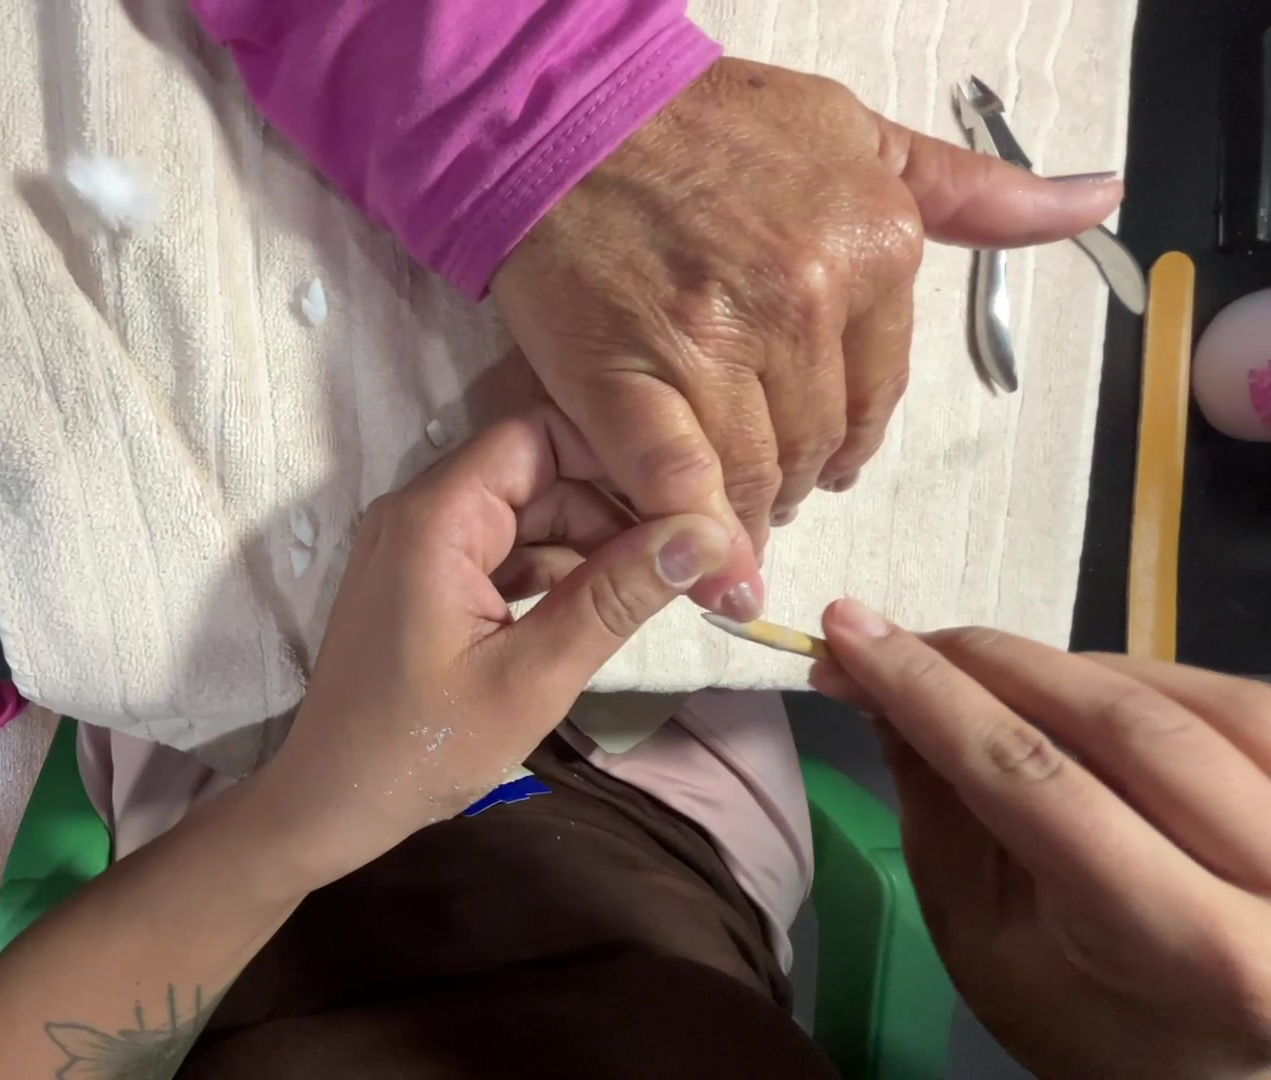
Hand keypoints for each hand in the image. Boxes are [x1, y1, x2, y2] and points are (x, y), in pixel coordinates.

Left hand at [250, 407, 731, 881]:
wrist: (332, 796)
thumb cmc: (424, 745)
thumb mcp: (532, 675)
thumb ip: (615, 596)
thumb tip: (703, 534)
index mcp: (435, 516)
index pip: (538, 433)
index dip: (616, 454)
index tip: (688, 499)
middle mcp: (419, 510)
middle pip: (534, 472)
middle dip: (611, 509)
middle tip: (691, 559)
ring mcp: (416, 543)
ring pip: (521, 512)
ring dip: (586, 543)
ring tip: (658, 587)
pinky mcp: (422, 576)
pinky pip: (498, 549)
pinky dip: (548, 569)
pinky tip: (597, 603)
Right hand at [491, 58, 1124, 621]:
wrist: (569, 132)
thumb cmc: (698, 129)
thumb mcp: (850, 133)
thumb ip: (960, 187)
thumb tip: (1086, 207)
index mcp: (869, 250)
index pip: (871, 394)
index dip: (844, 448)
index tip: (819, 474)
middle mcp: (801, 306)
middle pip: (811, 443)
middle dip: (793, 489)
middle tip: (765, 508)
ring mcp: (710, 351)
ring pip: (750, 470)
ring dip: (746, 520)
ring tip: (730, 540)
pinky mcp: (626, 384)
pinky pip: (674, 478)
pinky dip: (694, 534)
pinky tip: (714, 580)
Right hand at [811, 600, 1270, 1079]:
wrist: (1214, 1064)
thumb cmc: (1075, 1008)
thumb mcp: (969, 918)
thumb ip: (928, 793)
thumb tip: (864, 682)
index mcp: (1188, 947)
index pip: (1030, 776)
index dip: (923, 688)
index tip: (846, 628)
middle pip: (1119, 724)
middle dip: (979, 659)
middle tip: (888, 635)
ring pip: (1184, 698)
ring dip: (1052, 665)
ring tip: (972, 671)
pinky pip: (1236, 702)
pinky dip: (1129, 676)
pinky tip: (1070, 689)